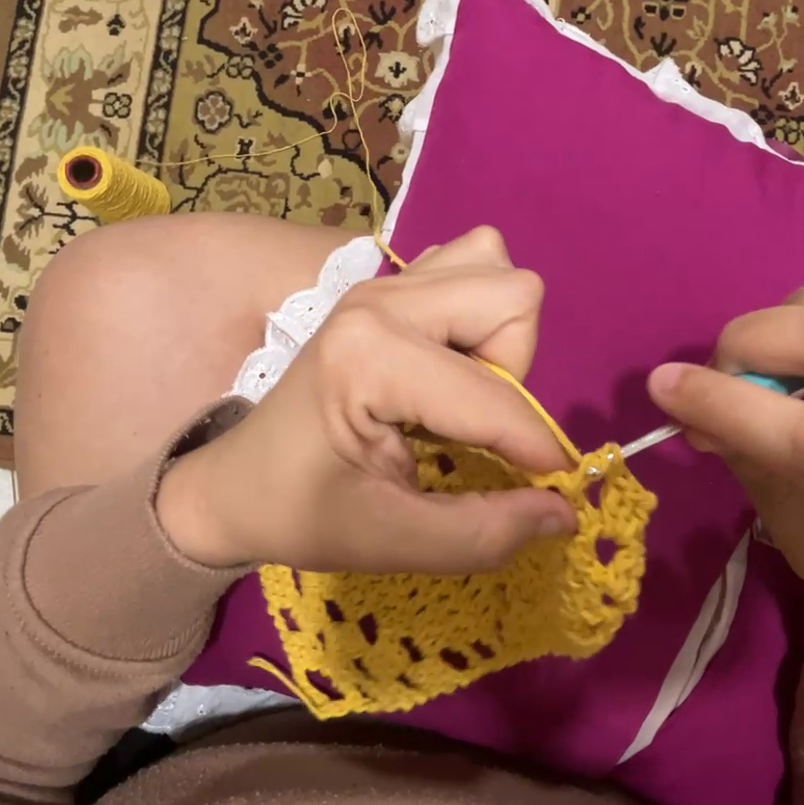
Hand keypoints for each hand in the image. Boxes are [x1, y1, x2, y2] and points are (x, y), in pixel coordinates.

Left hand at [157, 227, 577, 574]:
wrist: (237, 480)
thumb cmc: (302, 512)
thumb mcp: (389, 541)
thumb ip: (484, 533)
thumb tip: (566, 512)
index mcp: (368, 358)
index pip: (492, 395)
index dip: (534, 448)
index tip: (548, 489)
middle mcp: (379, 300)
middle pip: (513, 297)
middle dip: (515, 371)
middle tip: (473, 425)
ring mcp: (381, 282)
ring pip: (495, 268)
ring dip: (499, 333)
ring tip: (460, 387)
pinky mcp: (386, 283)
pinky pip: (467, 263)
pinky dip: (478, 310)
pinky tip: (447, 361)